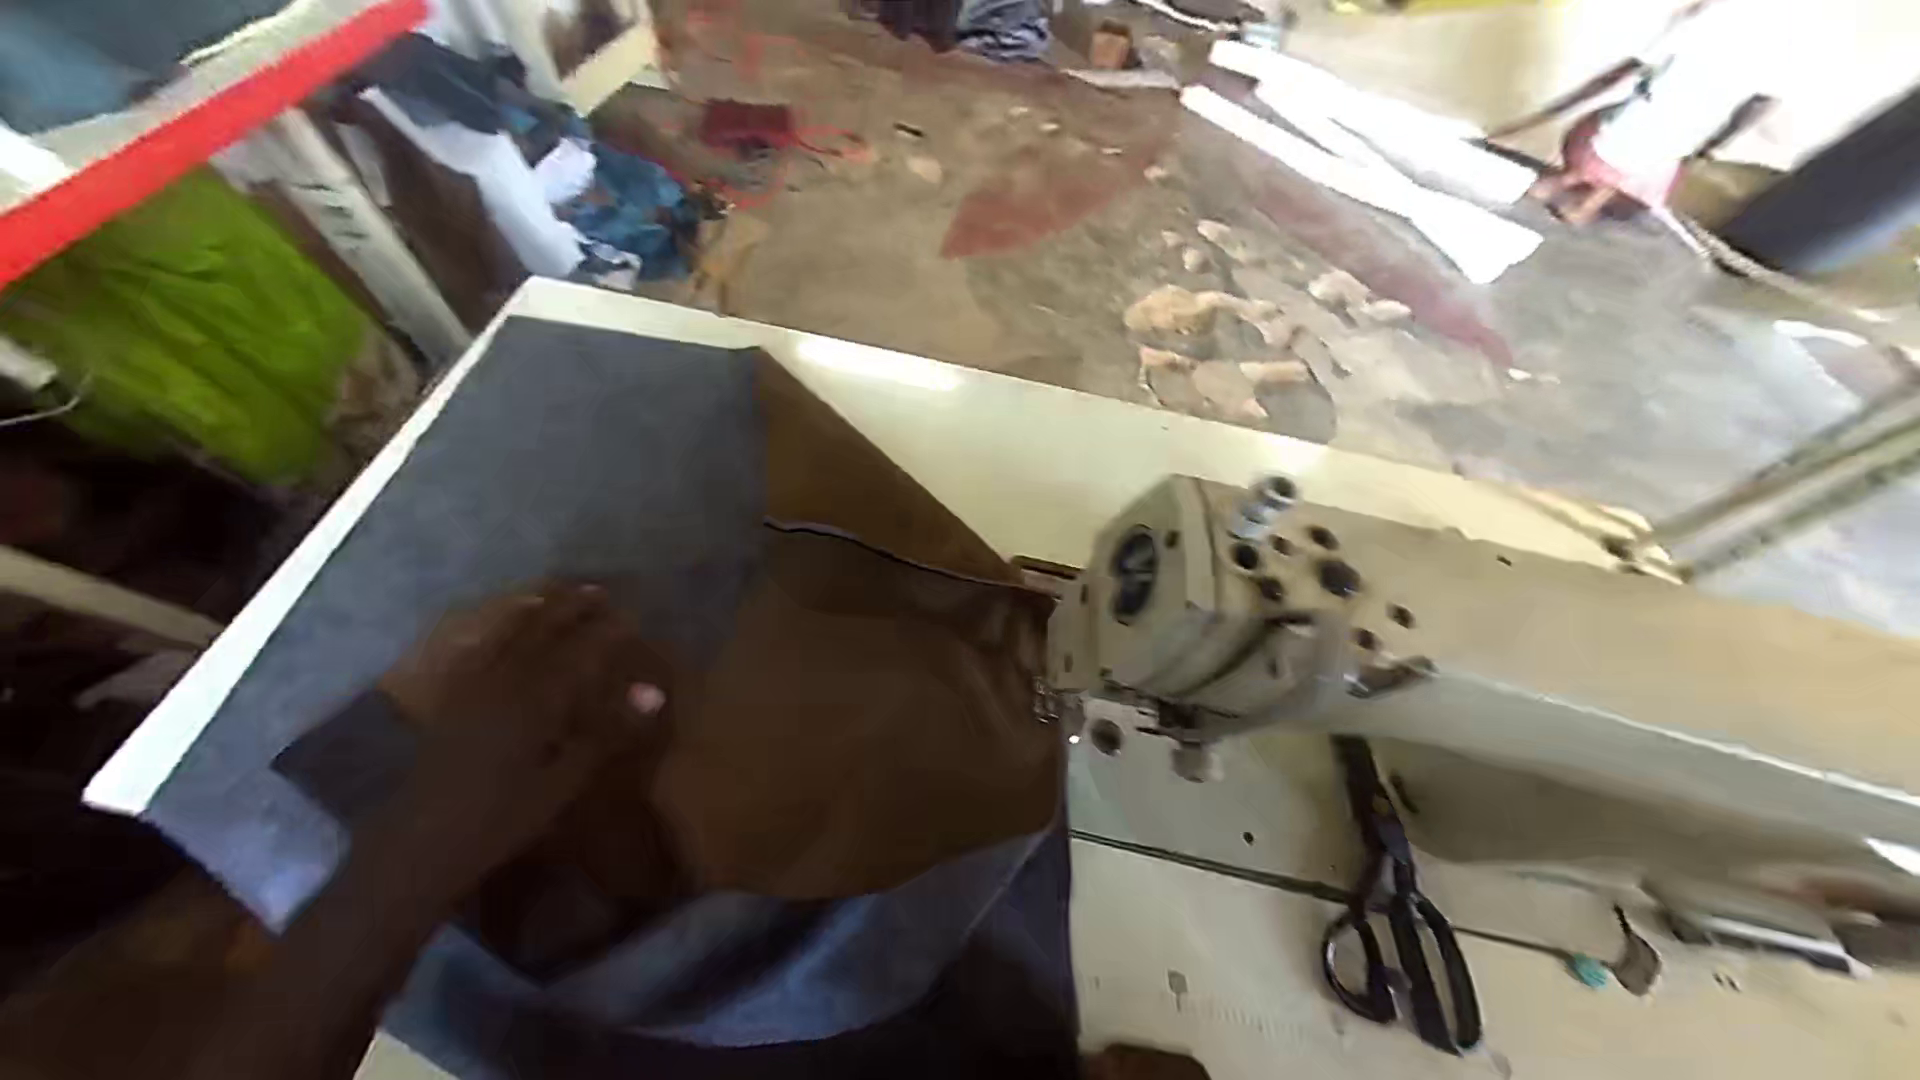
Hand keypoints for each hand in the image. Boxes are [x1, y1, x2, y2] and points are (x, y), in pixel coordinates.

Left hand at [364, 582, 668, 903]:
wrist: (415, 850)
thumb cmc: (501, 818)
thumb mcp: (564, 779)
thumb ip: (608, 731)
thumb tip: (654, 692)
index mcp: (533, 701)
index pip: (578, 653)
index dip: (606, 633)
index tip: (632, 618)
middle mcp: (500, 684)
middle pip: (540, 634)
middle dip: (570, 610)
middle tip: (598, 592)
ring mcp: (468, 690)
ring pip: (503, 637)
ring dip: (533, 612)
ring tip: (553, 593)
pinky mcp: (448, 703)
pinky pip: (472, 653)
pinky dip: (490, 632)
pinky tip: (496, 629)